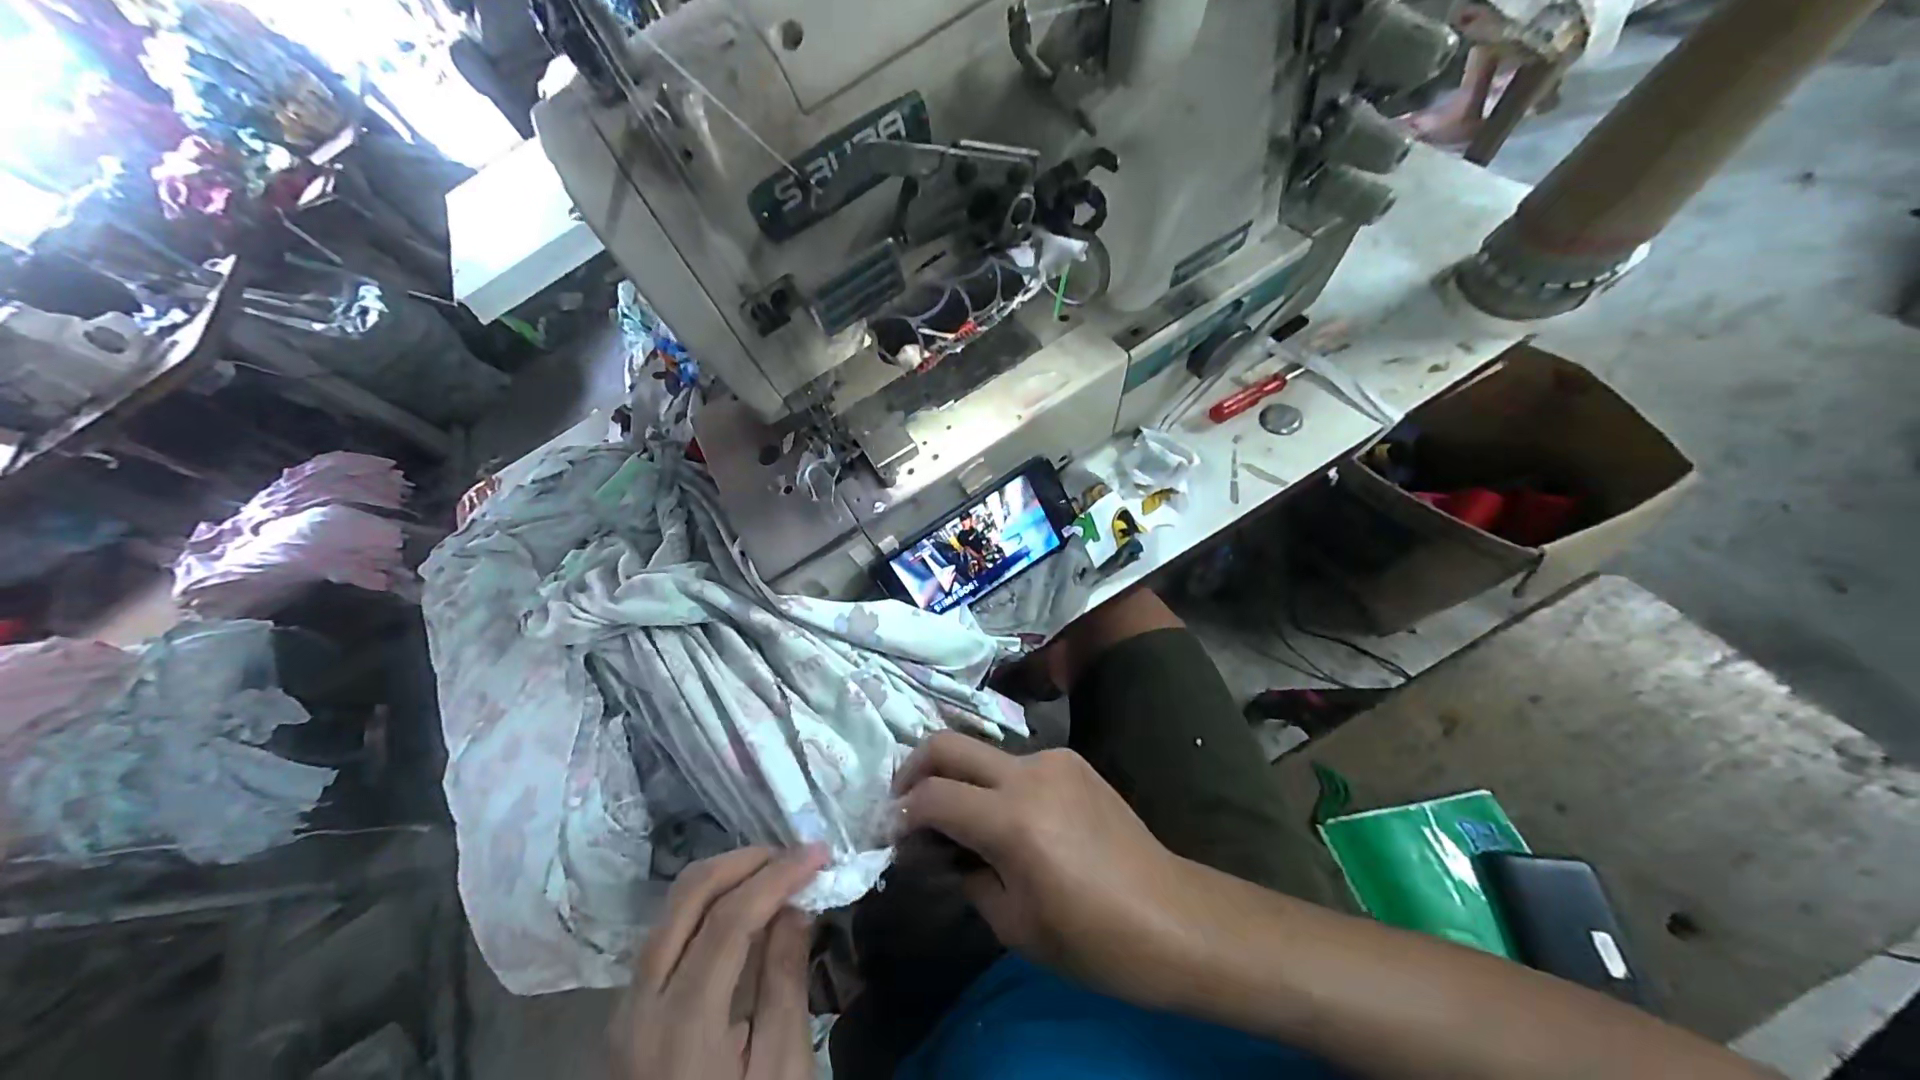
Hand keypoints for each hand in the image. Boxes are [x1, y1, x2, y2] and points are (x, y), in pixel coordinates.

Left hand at [610, 846, 826, 1079]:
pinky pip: (667, 934)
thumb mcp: (781, 1072)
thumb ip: (785, 982)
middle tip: (794, 855)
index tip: (818, 853)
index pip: (728, 919)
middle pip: (687, 896)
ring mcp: (626, 1006)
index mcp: (680, 1024)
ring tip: (776, 874)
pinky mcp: (629, 1011)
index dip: (777, 876)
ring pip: (671, 909)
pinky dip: (708, 906)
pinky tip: (745, 909)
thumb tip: (796, 907)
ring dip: (725, 878)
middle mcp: (639, 1003)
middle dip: (745, 861)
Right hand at [893, 732, 1224, 1009]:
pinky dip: (996, 783)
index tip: (891, 834)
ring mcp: (1055, 760)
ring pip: (984, 752)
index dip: (901, 814)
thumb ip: (966, 874)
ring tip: (959, 820)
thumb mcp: (1013, 923)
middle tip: (904, 803)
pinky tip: (1008, 818)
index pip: (931, 796)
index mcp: (1012, 819)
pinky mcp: (1074, 761)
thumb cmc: (1092, 938)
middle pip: (948, 744)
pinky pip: (1018, 763)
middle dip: (913, 768)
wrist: (1173, 917)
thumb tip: (942, 850)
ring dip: (960, 777)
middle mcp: (1029, 773)